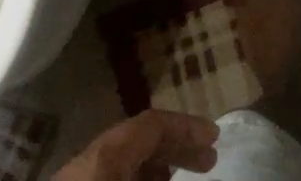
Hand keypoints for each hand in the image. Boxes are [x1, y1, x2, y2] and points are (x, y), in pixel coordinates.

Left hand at [50, 110, 219, 180]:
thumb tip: (203, 166)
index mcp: (104, 159)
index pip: (150, 125)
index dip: (187, 128)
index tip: (215, 140)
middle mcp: (85, 166)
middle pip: (135, 141)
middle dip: (175, 148)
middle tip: (208, 161)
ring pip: (118, 164)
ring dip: (154, 168)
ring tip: (179, 179)